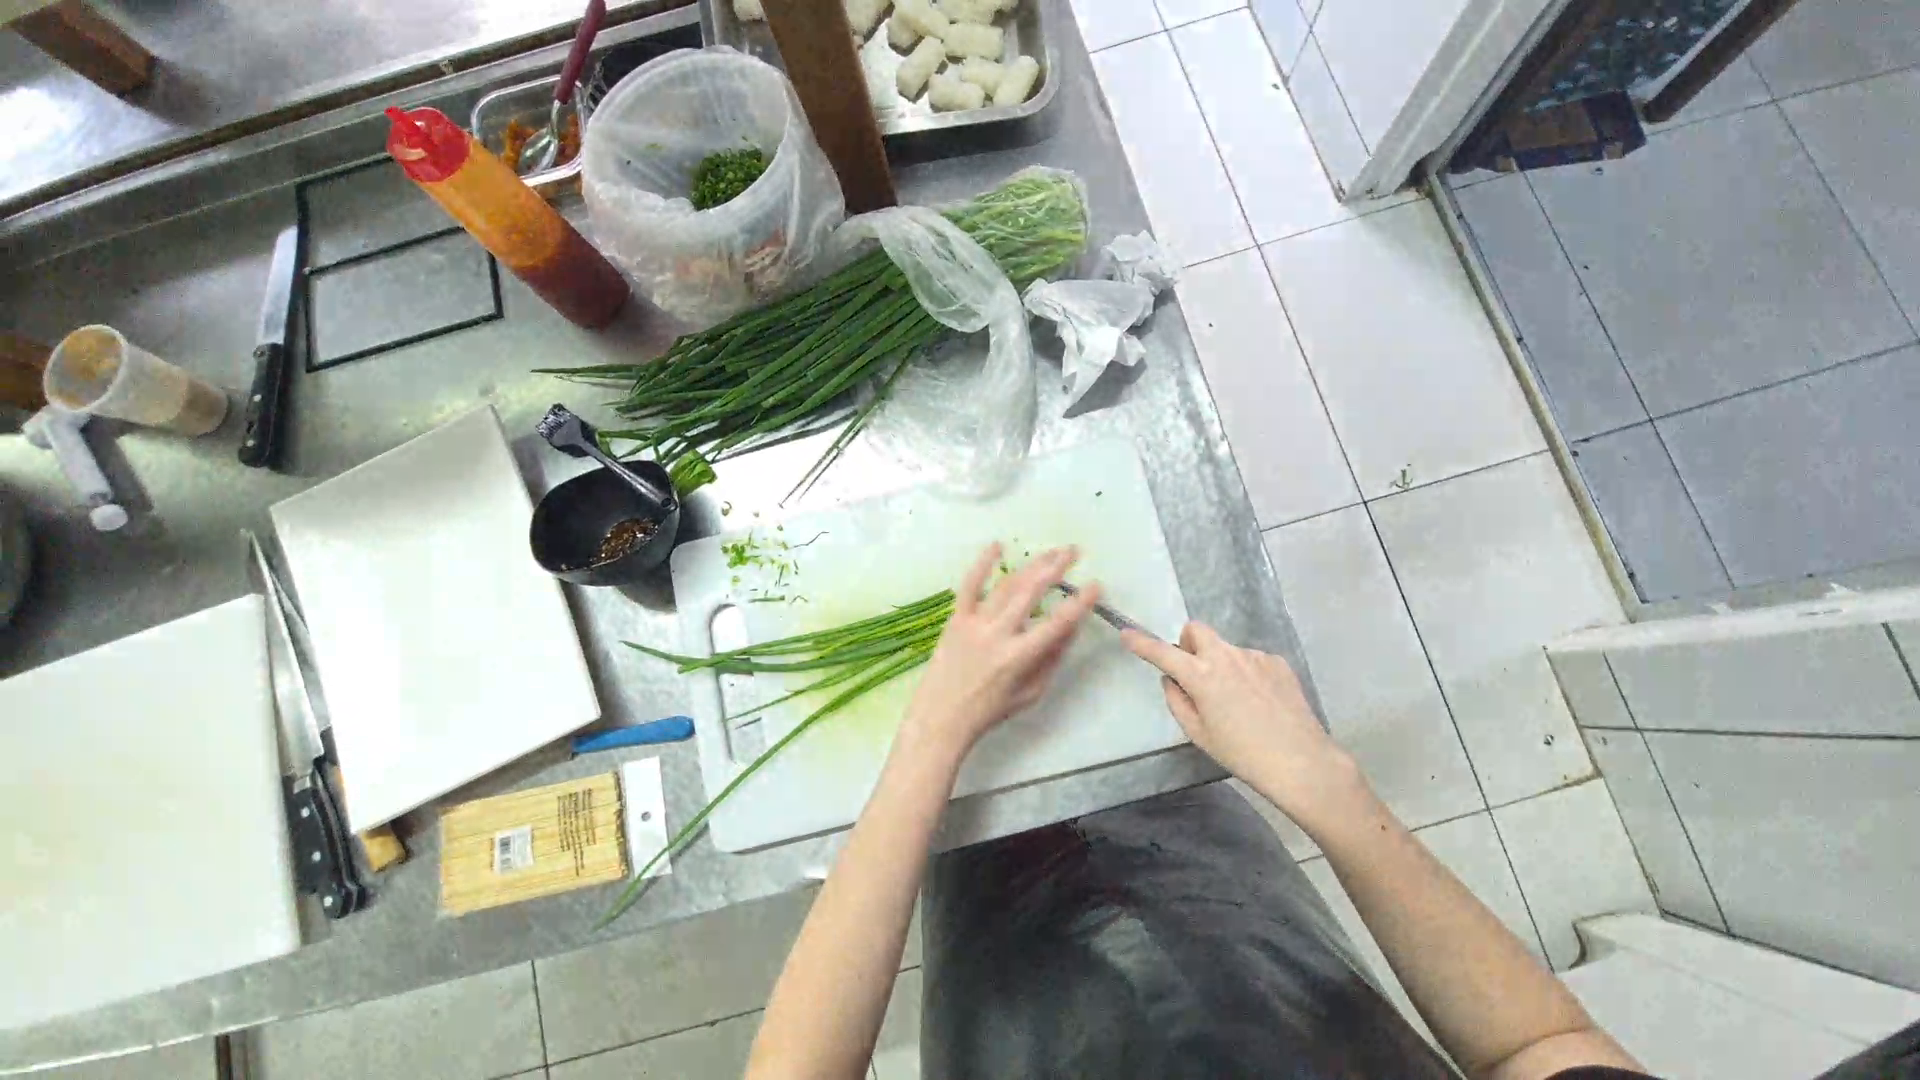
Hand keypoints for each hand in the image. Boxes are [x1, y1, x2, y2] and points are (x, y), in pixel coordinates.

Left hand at [895, 544, 1100, 767]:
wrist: (941, 716)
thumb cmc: (989, 710)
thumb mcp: (1030, 692)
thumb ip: (1052, 659)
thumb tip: (1072, 628)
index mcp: (1018, 657)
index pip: (1057, 623)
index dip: (1079, 603)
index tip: (1095, 585)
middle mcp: (997, 635)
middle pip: (1031, 592)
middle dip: (1055, 568)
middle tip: (1073, 552)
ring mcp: (974, 623)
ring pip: (1006, 586)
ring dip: (1030, 565)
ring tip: (1050, 552)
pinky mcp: (956, 619)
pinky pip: (969, 586)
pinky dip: (982, 564)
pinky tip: (997, 546)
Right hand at [1123, 622, 1363, 823]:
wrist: (1300, 760)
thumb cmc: (1242, 753)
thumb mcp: (1198, 734)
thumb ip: (1177, 701)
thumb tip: (1172, 680)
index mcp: (1201, 676)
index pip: (1162, 652)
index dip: (1141, 643)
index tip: (1127, 634)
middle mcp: (1226, 656)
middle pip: (1197, 630)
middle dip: (1188, 643)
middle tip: (1194, 673)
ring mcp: (1254, 656)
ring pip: (1226, 649)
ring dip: (1221, 665)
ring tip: (1238, 703)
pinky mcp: (1277, 662)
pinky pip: (1251, 661)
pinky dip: (1247, 674)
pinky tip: (1261, 703)